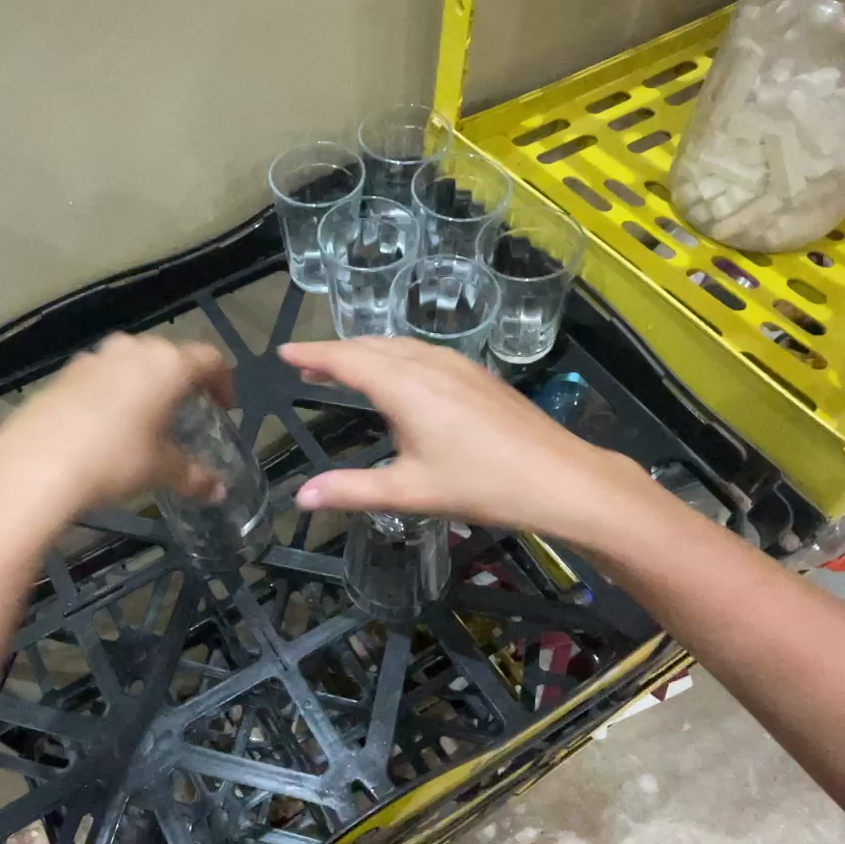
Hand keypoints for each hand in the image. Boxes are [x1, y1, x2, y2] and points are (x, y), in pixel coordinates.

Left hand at [0, 334, 232, 521]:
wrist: (36, 464)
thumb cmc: (115, 459)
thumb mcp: (161, 471)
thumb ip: (194, 477)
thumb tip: (218, 491)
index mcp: (168, 365)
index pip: (209, 360)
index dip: (223, 382)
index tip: (225, 407)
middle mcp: (133, 350)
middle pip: (169, 356)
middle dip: (182, 382)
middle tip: (187, 411)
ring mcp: (94, 358)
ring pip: (132, 364)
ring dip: (145, 385)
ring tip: (146, 418)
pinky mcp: (63, 375)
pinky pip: (101, 377)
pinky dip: (113, 393)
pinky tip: (107, 426)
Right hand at [279, 338, 644, 534]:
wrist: (558, 477)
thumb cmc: (480, 484)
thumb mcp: (409, 492)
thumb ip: (351, 490)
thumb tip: (300, 496)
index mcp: (405, 386)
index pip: (346, 360)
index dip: (313, 355)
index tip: (285, 352)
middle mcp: (429, 364)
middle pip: (372, 347)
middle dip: (336, 353)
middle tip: (308, 366)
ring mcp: (458, 366)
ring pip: (400, 346)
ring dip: (367, 352)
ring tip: (344, 369)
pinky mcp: (478, 376)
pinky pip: (424, 353)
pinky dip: (395, 357)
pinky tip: (400, 377)